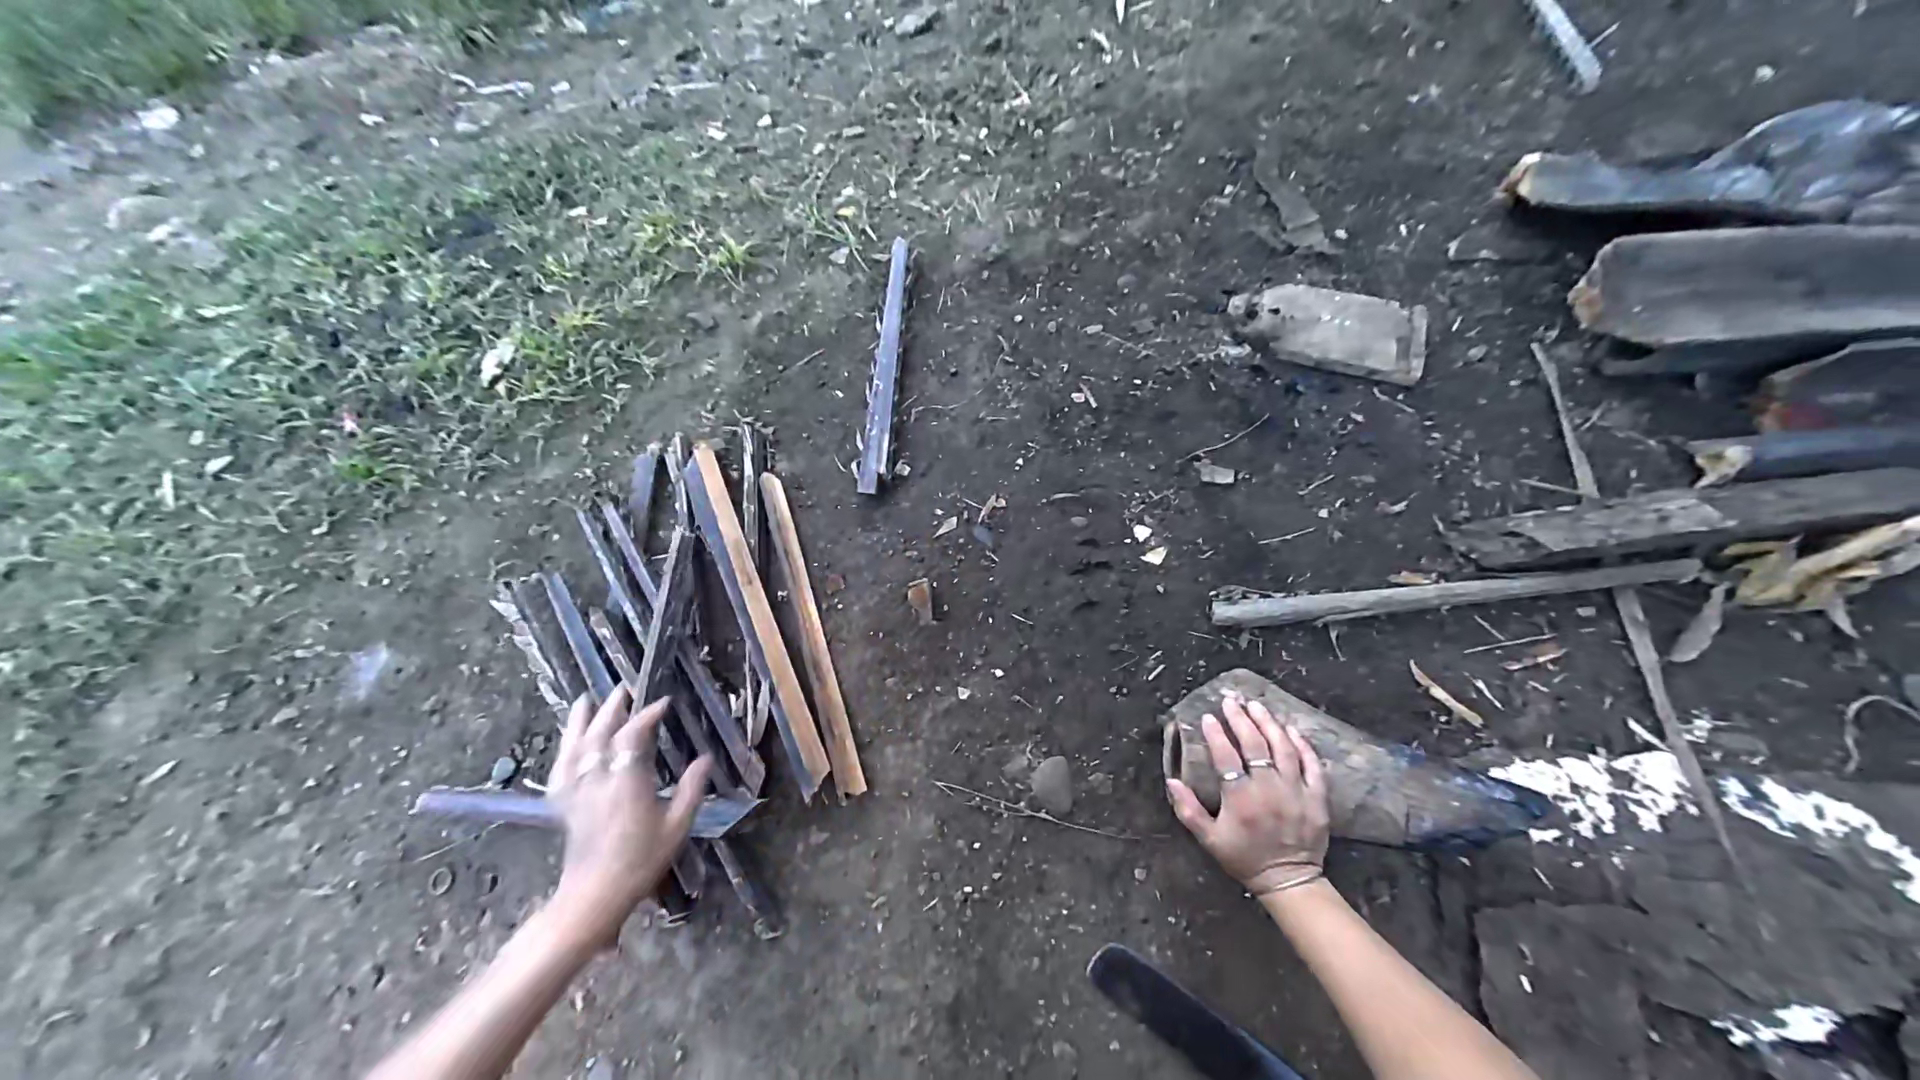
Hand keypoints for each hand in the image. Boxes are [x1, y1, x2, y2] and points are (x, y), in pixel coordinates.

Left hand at [543, 686, 712, 947]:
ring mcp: (577, 791)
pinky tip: (568, 743)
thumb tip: (705, 758)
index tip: (663, 703)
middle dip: (613, 709)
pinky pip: (559, 770)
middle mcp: (598, 780)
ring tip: (587, 701)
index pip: (633, 736)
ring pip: (575, 747)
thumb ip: (691, 789)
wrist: (595, 895)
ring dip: (581, 721)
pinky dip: (563, 751)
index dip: (647, 715)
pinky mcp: (563, 805)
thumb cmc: (642, 860)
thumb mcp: (677, 826)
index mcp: (627, 782)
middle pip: (600, 734)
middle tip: (625, 689)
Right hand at [1166, 691, 1329, 895]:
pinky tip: (1290, 729)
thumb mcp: (1209, 839)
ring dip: (1268, 724)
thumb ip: (1188, 809)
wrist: (1290, 881)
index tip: (1207, 717)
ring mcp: (1296, 792)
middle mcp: (1269, 790)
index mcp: (1241, 799)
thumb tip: (1171, 781)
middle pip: (1254, 745)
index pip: (1226, 757)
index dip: (1216, 735)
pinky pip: (1312, 765)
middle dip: (1240, 719)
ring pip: (1283, 748)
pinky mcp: (1317, 798)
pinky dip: (1302, 745)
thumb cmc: (1245, 858)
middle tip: (1231, 701)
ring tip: (1256, 706)